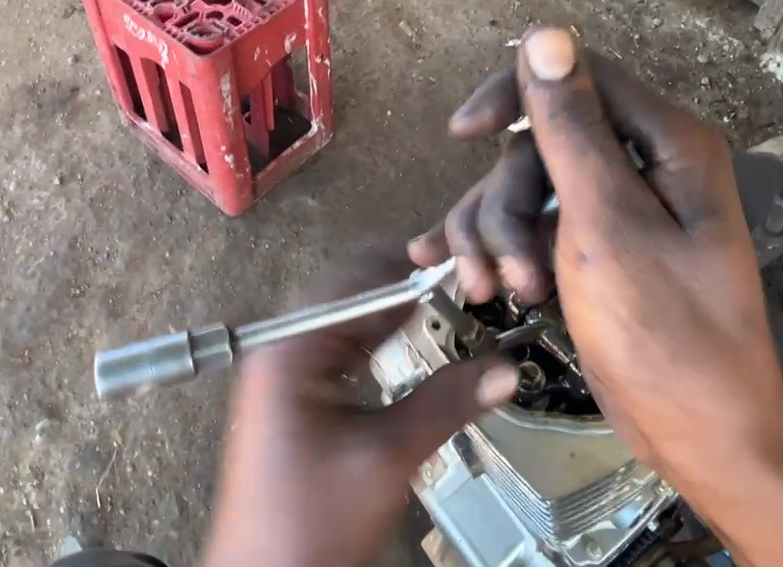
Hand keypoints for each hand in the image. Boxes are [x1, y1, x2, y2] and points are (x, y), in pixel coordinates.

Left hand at [200, 255, 518, 566]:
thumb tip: (501, 368)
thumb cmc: (310, 524)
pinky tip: (406, 339)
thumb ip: (445, 403)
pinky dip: (375, 337)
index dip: (404, 266)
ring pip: (344, 320)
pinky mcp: (293, 398)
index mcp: (290, 348)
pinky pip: (338, 347)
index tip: (451, 258)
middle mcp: (281, 349)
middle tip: (452, 276)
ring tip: (439, 299)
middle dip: (399, 283)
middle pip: (346, 294)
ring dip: (389, 309)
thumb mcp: (385, 457)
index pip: (352, 281)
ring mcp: (283, 373)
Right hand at [410, 29, 782, 474]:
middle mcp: (643, 160)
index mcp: (666, 140)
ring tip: (489, 290)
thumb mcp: (606, 222)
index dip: (514, 94)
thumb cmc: (664, 331)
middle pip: (539, 142)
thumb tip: (543, 34)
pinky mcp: (592, 241)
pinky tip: (454, 269)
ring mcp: (615, 203)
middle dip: (505, 203)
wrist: (699, 436)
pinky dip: (494, 244)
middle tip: (499, 270)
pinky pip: (530, 220)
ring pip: (525, 185)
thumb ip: (570, 126)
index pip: (577, 76)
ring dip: (494, 234)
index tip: (464, 132)